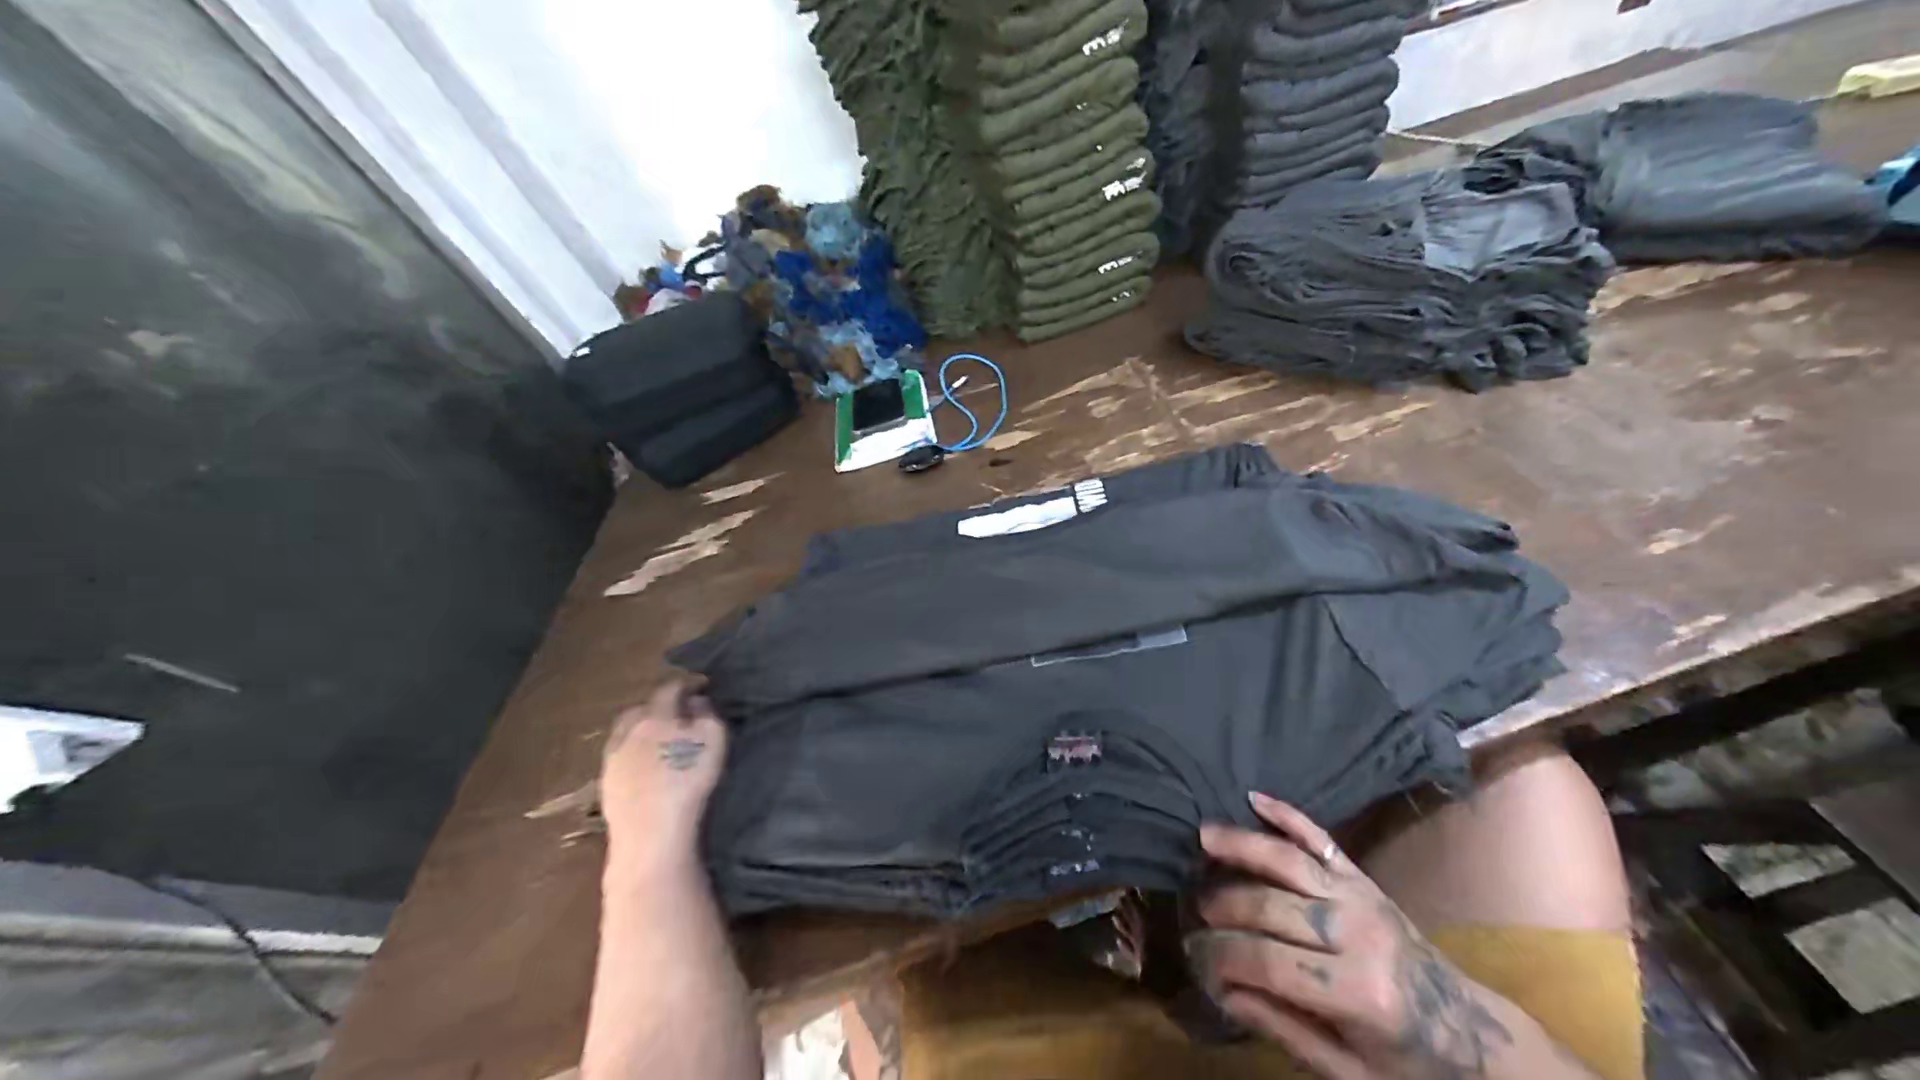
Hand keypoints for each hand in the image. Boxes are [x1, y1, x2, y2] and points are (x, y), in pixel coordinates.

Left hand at [600, 679, 726, 873]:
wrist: (650, 832)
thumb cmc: (688, 780)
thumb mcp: (713, 741)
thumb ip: (707, 714)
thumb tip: (696, 701)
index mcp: (656, 716)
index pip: (669, 689)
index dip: (685, 685)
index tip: (699, 686)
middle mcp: (629, 730)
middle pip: (641, 708)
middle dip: (658, 705)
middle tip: (676, 712)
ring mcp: (613, 757)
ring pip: (625, 731)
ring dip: (641, 728)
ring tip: (657, 737)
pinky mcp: (605, 782)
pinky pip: (618, 755)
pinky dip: (631, 751)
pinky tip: (642, 764)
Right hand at [1187, 794, 1514, 1079]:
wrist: (1472, 1034)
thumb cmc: (1408, 1063)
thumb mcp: (1349, 1070)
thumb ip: (1284, 1029)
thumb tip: (1220, 989)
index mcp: (1360, 991)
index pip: (1268, 962)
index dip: (1222, 958)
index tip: (1194, 959)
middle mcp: (1359, 933)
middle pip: (1269, 906)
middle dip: (1221, 906)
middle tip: (1191, 912)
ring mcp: (1362, 897)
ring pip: (1288, 861)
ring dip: (1241, 845)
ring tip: (1201, 837)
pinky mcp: (1363, 879)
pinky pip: (1320, 839)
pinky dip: (1286, 815)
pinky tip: (1252, 798)